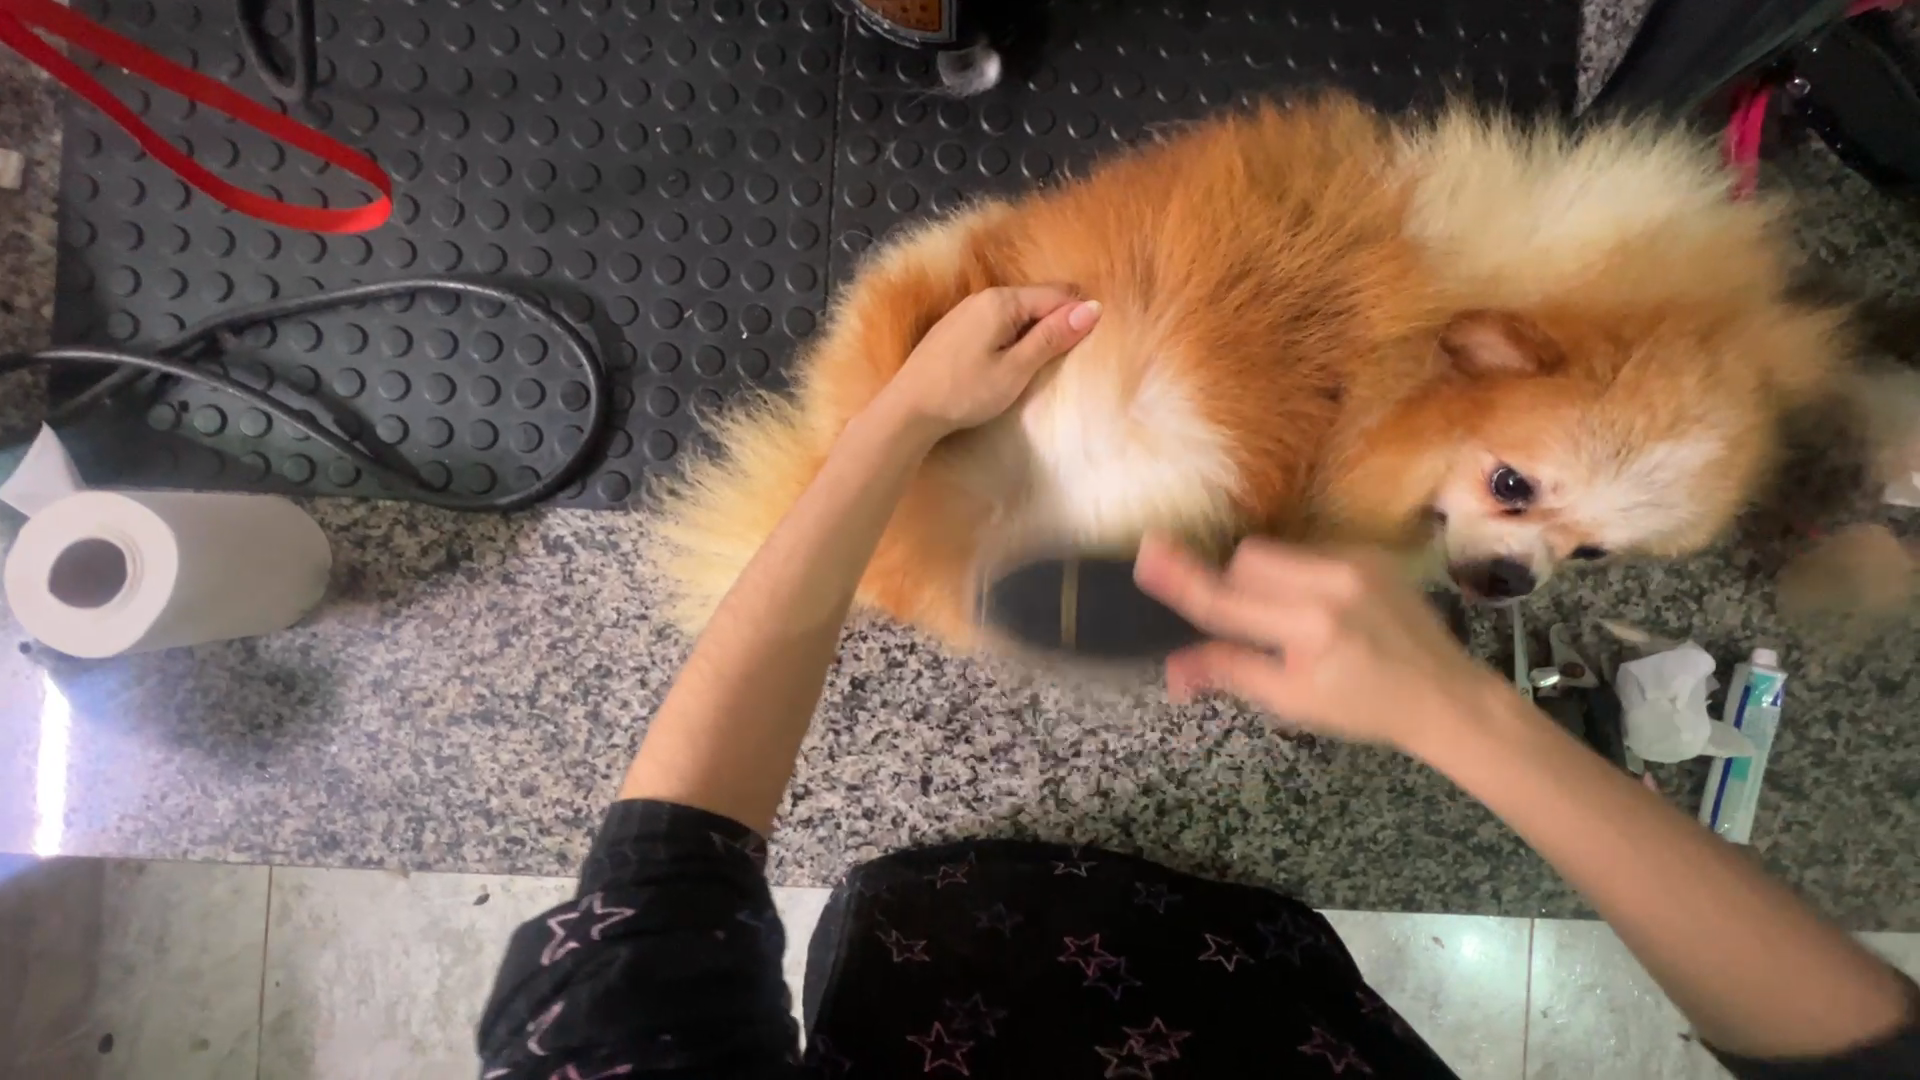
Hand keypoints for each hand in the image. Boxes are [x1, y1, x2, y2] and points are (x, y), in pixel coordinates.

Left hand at [877, 285, 1101, 437]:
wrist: (908, 408)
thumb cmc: (964, 392)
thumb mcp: (1015, 370)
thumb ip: (1051, 338)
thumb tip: (1091, 309)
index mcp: (1002, 302)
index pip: (1055, 296)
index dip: (1079, 313)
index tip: (1097, 335)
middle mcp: (982, 298)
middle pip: (1034, 301)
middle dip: (1057, 319)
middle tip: (1075, 348)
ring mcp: (964, 312)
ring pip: (1014, 312)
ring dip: (1034, 328)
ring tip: (1047, 355)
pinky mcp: (953, 330)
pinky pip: (994, 322)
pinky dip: (1011, 334)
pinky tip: (1013, 356)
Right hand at [1133, 535, 1507, 753]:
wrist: (1447, 696)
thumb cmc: (1362, 708)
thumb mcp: (1290, 701)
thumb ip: (1228, 672)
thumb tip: (1172, 670)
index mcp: (1310, 628)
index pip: (1227, 601)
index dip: (1182, 579)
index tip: (1149, 554)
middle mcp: (1332, 583)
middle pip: (1247, 560)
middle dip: (1235, 587)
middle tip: (1254, 624)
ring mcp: (1355, 561)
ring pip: (1272, 551)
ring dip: (1264, 580)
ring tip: (1292, 618)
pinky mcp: (1369, 552)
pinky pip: (1305, 549)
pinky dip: (1296, 575)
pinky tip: (1324, 607)